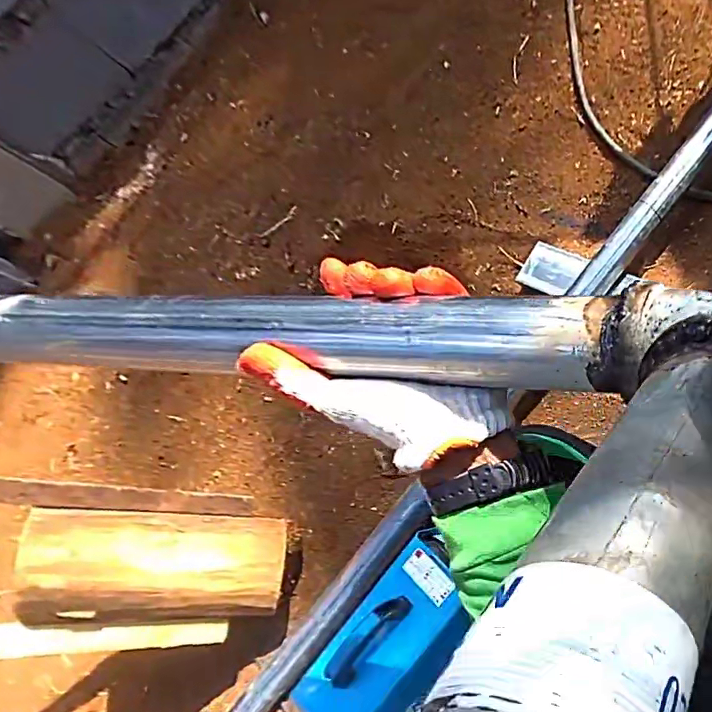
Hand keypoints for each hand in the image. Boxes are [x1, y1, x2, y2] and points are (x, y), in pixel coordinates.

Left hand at [238, 258, 512, 474]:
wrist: (450, 438)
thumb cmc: (398, 426)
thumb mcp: (337, 403)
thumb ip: (295, 382)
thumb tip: (249, 356)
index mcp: (370, 355)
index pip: (353, 309)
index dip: (343, 287)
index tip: (335, 273)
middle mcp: (401, 343)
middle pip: (382, 296)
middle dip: (369, 278)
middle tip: (362, 277)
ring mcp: (433, 338)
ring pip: (414, 293)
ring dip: (399, 279)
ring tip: (392, 282)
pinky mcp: (463, 336)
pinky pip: (454, 302)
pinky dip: (442, 287)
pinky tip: (427, 282)